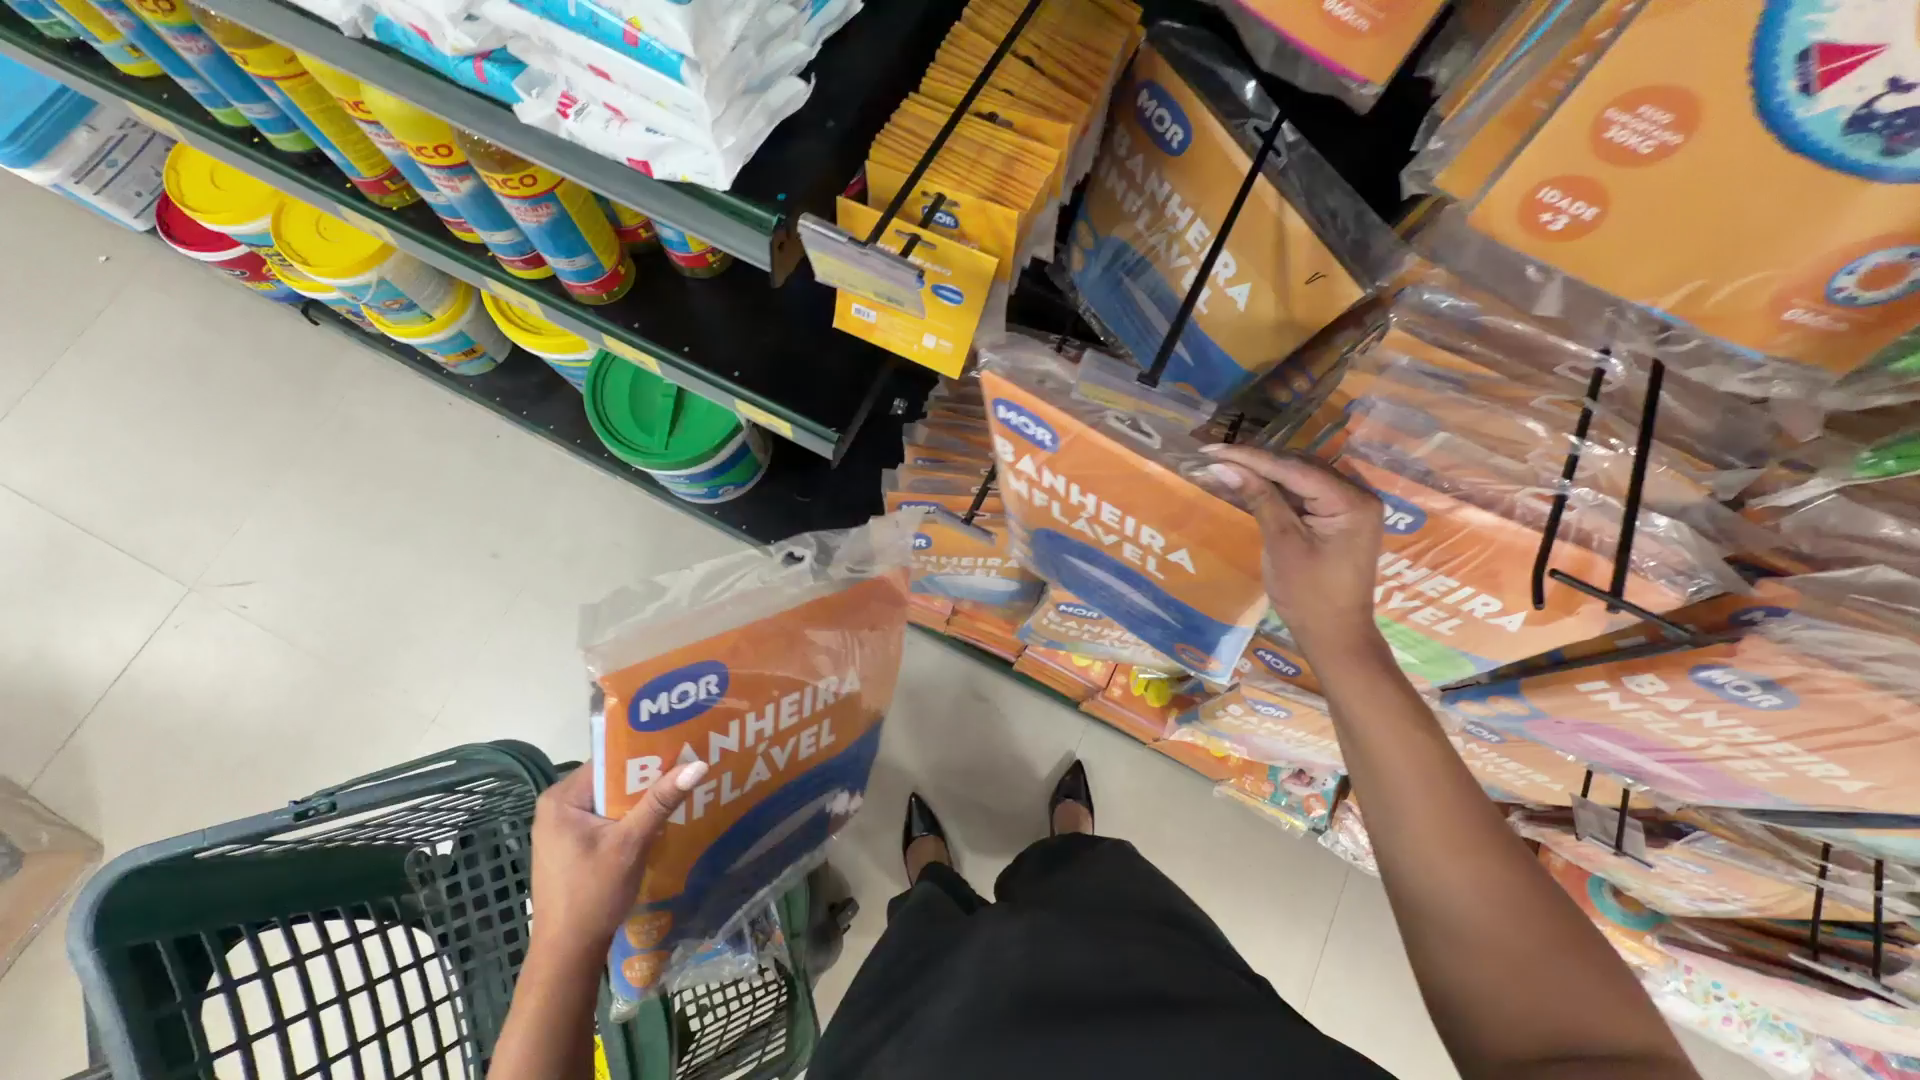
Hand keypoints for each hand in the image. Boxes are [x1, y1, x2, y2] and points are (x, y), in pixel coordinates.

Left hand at [527, 759, 707, 964]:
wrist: (568, 951)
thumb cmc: (593, 894)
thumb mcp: (631, 843)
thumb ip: (660, 802)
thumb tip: (698, 764)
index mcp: (561, 799)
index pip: (608, 762)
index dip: (645, 755)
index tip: (680, 749)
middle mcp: (557, 806)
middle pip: (610, 780)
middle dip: (647, 778)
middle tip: (687, 769)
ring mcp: (562, 827)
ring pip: (610, 801)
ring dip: (640, 800)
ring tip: (678, 791)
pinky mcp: (571, 845)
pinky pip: (605, 819)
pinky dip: (629, 818)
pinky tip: (656, 821)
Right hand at [1202, 445, 1384, 655]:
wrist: (1335, 634)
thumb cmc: (1309, 595)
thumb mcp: (1281, 544)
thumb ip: (1259, 499)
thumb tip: (1224, 467)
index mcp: (1351, 501)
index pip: (1293, 468)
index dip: (1250, 458)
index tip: (1213, 450)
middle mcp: (1357, 495)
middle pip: (1298, 466)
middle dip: (1255, 461)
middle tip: (1213, 457)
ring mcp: (1350, 506)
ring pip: (1299, 476)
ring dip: (1263, 473)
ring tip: (1224, 467)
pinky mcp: (1339, 517)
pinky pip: (1304, 494)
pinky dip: (1276, 490)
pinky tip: (1247, 485)